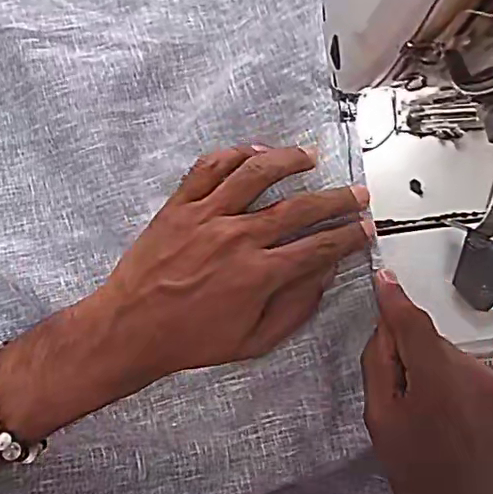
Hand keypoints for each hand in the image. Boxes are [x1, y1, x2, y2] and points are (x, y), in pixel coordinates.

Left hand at [80, 144, 372, 391]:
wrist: (130, 329)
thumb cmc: (186, 340)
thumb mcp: (252, 341)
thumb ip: (294, 309)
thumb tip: (322, 279)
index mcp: (258, 274)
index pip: (319, 246)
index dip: (348, 236)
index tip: (362, 229)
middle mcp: (236, 238)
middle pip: (300, 206)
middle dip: (336, 199)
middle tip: (354, 194)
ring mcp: (206, 217)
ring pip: (258, 173)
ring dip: (291, 161)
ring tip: (309, 157)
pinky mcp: (179, 207)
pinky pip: (210, 168)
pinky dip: (235, 154)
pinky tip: (253, 152)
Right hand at [362, 270, 492, 493]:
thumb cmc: (420, 478)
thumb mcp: (380, 420)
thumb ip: (379, 364)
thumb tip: (385, 326)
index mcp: (436, 386)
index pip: (413, 324)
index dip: (395, 301)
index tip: (386, 282)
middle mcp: (478, 381)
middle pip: (437, 343)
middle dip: (420, 356)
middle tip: (410, 395)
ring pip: (462, 360)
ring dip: (447, 375)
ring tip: (441, 417)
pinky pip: (486, 378)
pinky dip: (471, 389)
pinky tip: (464, 421)